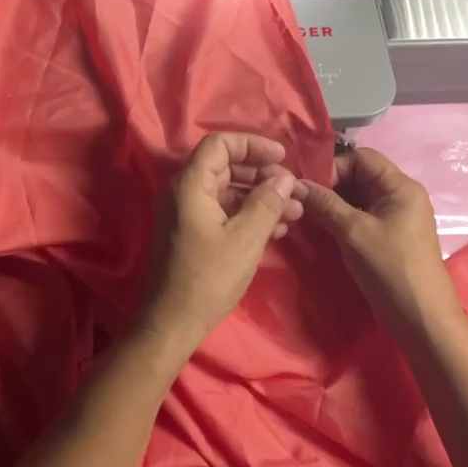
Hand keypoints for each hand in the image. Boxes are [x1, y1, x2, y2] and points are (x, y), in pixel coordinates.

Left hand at [138, 133, 304, 353]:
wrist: (173, 321)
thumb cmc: (208, 278)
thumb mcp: (246, 239)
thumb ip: (266, 204)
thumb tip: (283, 179)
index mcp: (190, 186)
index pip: (219, 145)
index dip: (252, 145)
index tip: (282, 157)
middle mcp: (184, 193)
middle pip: (225, 166)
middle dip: (261, 174)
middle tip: (291, 188)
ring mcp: (187, 214)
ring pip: (228, 191)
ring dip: (260, 197)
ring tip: (295, 211)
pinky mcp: (193, 233)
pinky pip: (224, 211)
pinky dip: (249, 214)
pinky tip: (278, 228)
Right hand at [296, 148, 460, 335]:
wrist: (420, 318)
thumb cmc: (389, 267)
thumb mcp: (353, 231)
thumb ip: (324, 204)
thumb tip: (294, 184)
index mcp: (401, 187)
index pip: (361, 158)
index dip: (332, 166)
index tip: (306, 186)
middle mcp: (400, 196)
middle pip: (359, 176)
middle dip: (329, 185)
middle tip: (300, 200)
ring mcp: (395, 218)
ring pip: (358, 198)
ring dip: (332, 203)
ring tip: (305, 213)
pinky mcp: (388, 237)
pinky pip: (361, 217)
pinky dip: (341, 218)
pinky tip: (320, 228)